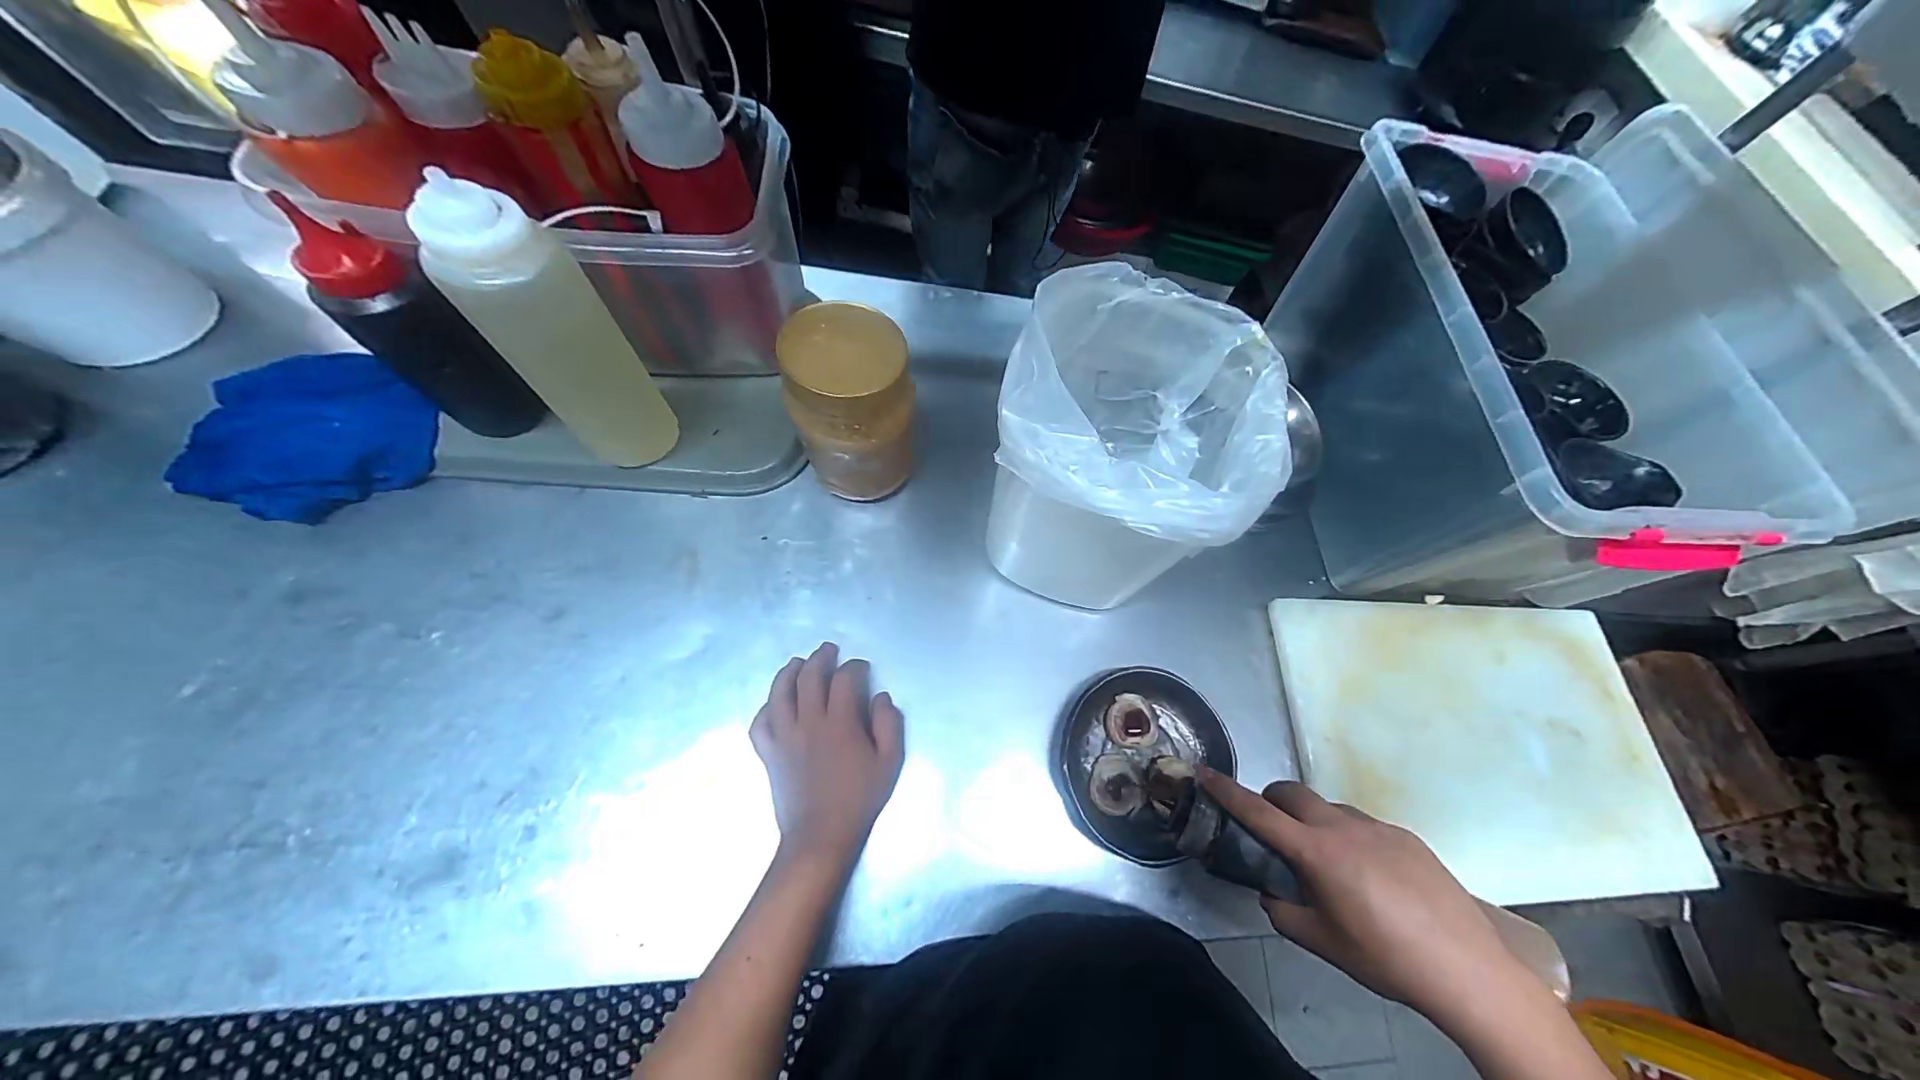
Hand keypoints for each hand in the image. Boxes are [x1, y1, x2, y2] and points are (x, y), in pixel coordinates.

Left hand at [750, 643, 904, 867]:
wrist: (820, 835)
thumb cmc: (859, 799)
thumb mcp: (889, 763)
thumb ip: (889, 725)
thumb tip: (881, 697)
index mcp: (840, 723)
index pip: (844, 680)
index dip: (854, 667)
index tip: (860, 667)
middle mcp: (808, 722)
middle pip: (810, 677)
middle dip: (821, 658)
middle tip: (829, 650)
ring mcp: (784, 736)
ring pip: (780, 692)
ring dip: (789, 672)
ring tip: (798, 663)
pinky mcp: (768, 752)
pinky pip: (760, 722)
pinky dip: (766, 707)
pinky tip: (775, 703)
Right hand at [1198, 769, 1544, 1026]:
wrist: (1470, 971)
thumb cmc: (1385, 958)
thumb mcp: (1321, 941)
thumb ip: (1283, 910)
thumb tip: (1275, 893)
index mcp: (1316, 852)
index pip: (1258, 811)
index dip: (1226, 790)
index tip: (1204, 772)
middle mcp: (1343, 828)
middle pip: (1292, 792)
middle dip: (1272, 801)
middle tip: (1273, 832)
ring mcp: (1379, 829)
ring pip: (1329, 808)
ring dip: (1313, 821)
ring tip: (1329, 864)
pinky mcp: (1408, 838)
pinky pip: (1364, 825)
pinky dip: (1350, 838)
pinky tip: (1372, 878)